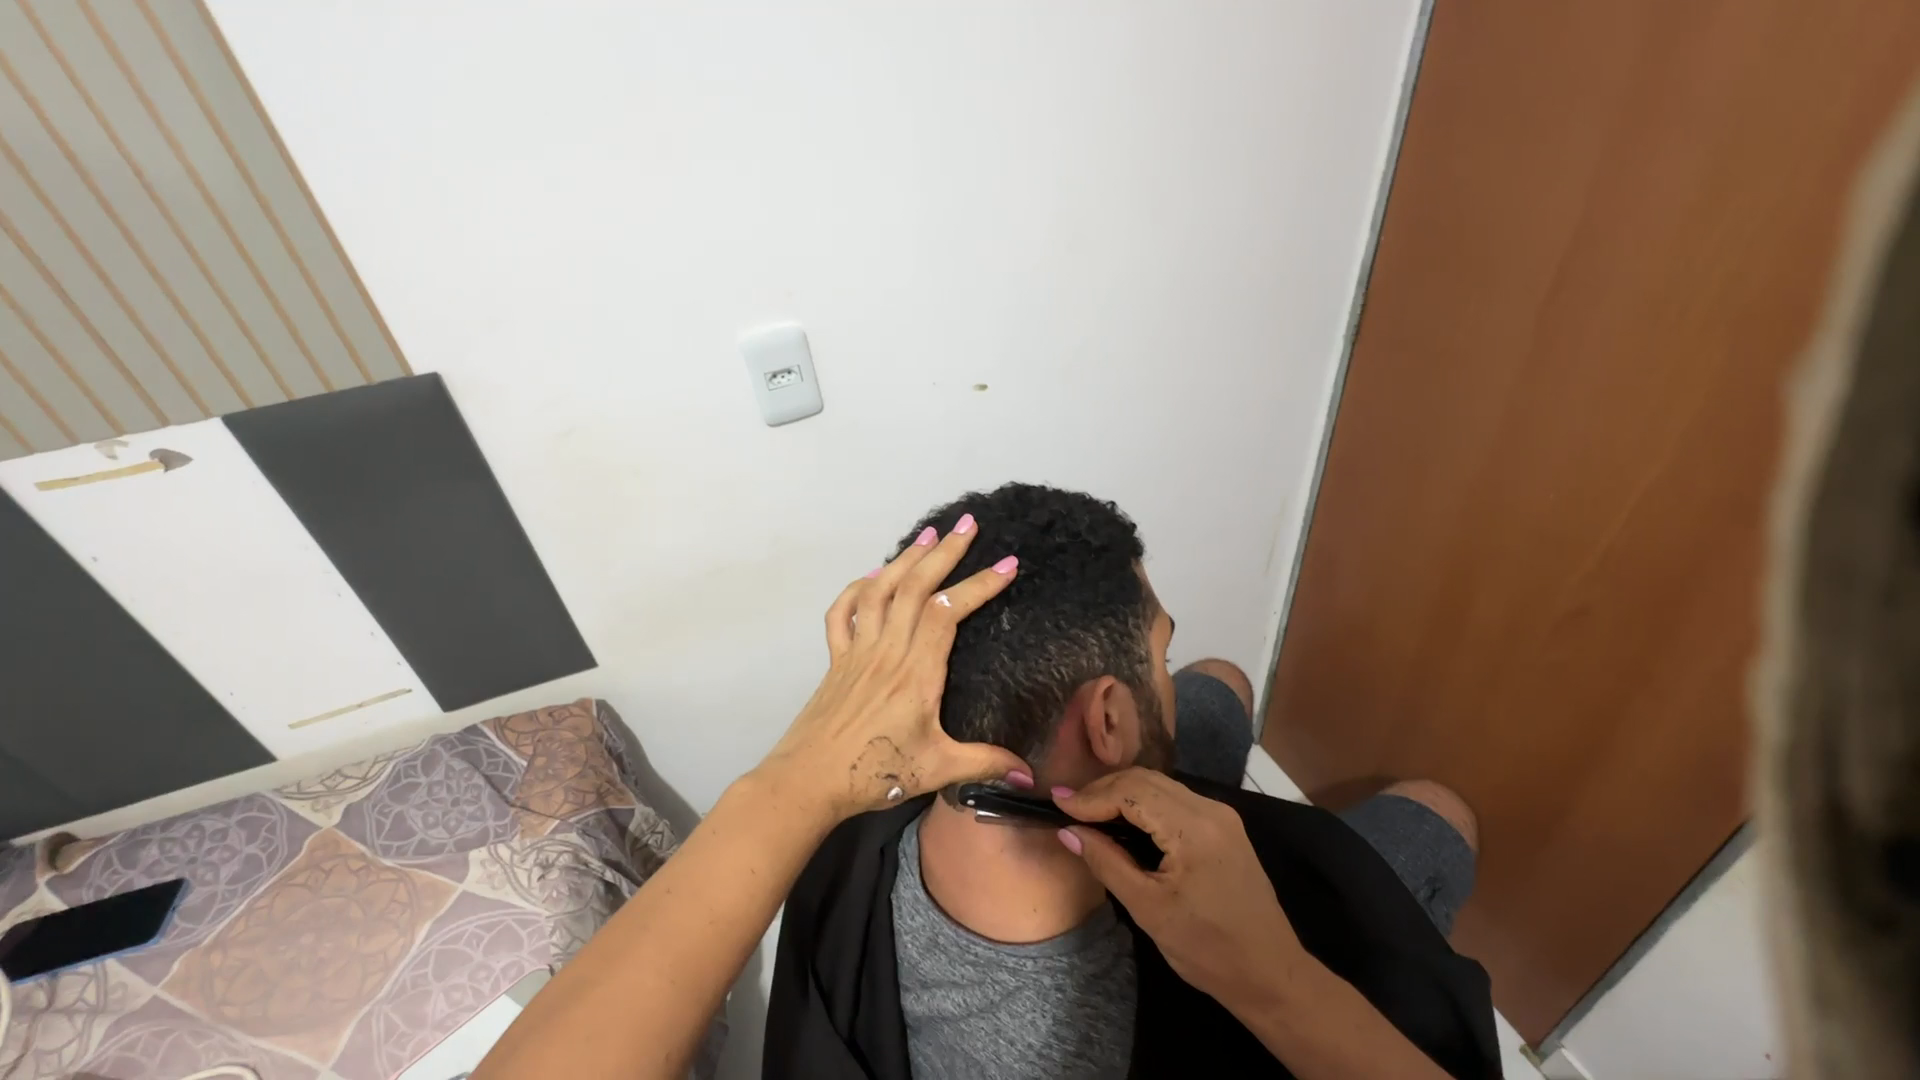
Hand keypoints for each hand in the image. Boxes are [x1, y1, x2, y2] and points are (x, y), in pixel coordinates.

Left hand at [757, 515, 1029, 820]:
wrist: (807, 780)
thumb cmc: (875, 773)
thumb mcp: (938, 770)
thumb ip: (985, 764)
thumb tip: (1031, 775)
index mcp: (916, 672)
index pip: (949, 612)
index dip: (978, 585)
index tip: (1007, 565)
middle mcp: (887, 650)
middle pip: (915, 587)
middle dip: (945, 553)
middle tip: (968, 525)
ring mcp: (858, 651)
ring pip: (881, 590)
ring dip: (906, 559)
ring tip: (929, 534)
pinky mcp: (837, 659)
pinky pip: (844, 613)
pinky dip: (858, 587)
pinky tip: (875, 575)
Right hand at [1054, 769, 1303, 1006]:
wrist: (1271, 975)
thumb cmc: (1208, 949)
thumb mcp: (1148, 909)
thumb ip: (1106, 863)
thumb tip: (1068, 832)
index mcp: (1194, 829)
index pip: (1131, 792)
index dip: (1091, 797)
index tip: (1057, 805)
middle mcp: (1210, 810)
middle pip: (1145, 779)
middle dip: (1103, 790)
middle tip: (1069, 808)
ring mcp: (1221, 816)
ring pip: (1160, 785)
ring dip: (1122, 794)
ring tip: (1088, 813)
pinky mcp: (1224, 827)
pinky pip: (1174, 799)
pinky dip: (1143, 803)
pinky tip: (1123, 821)